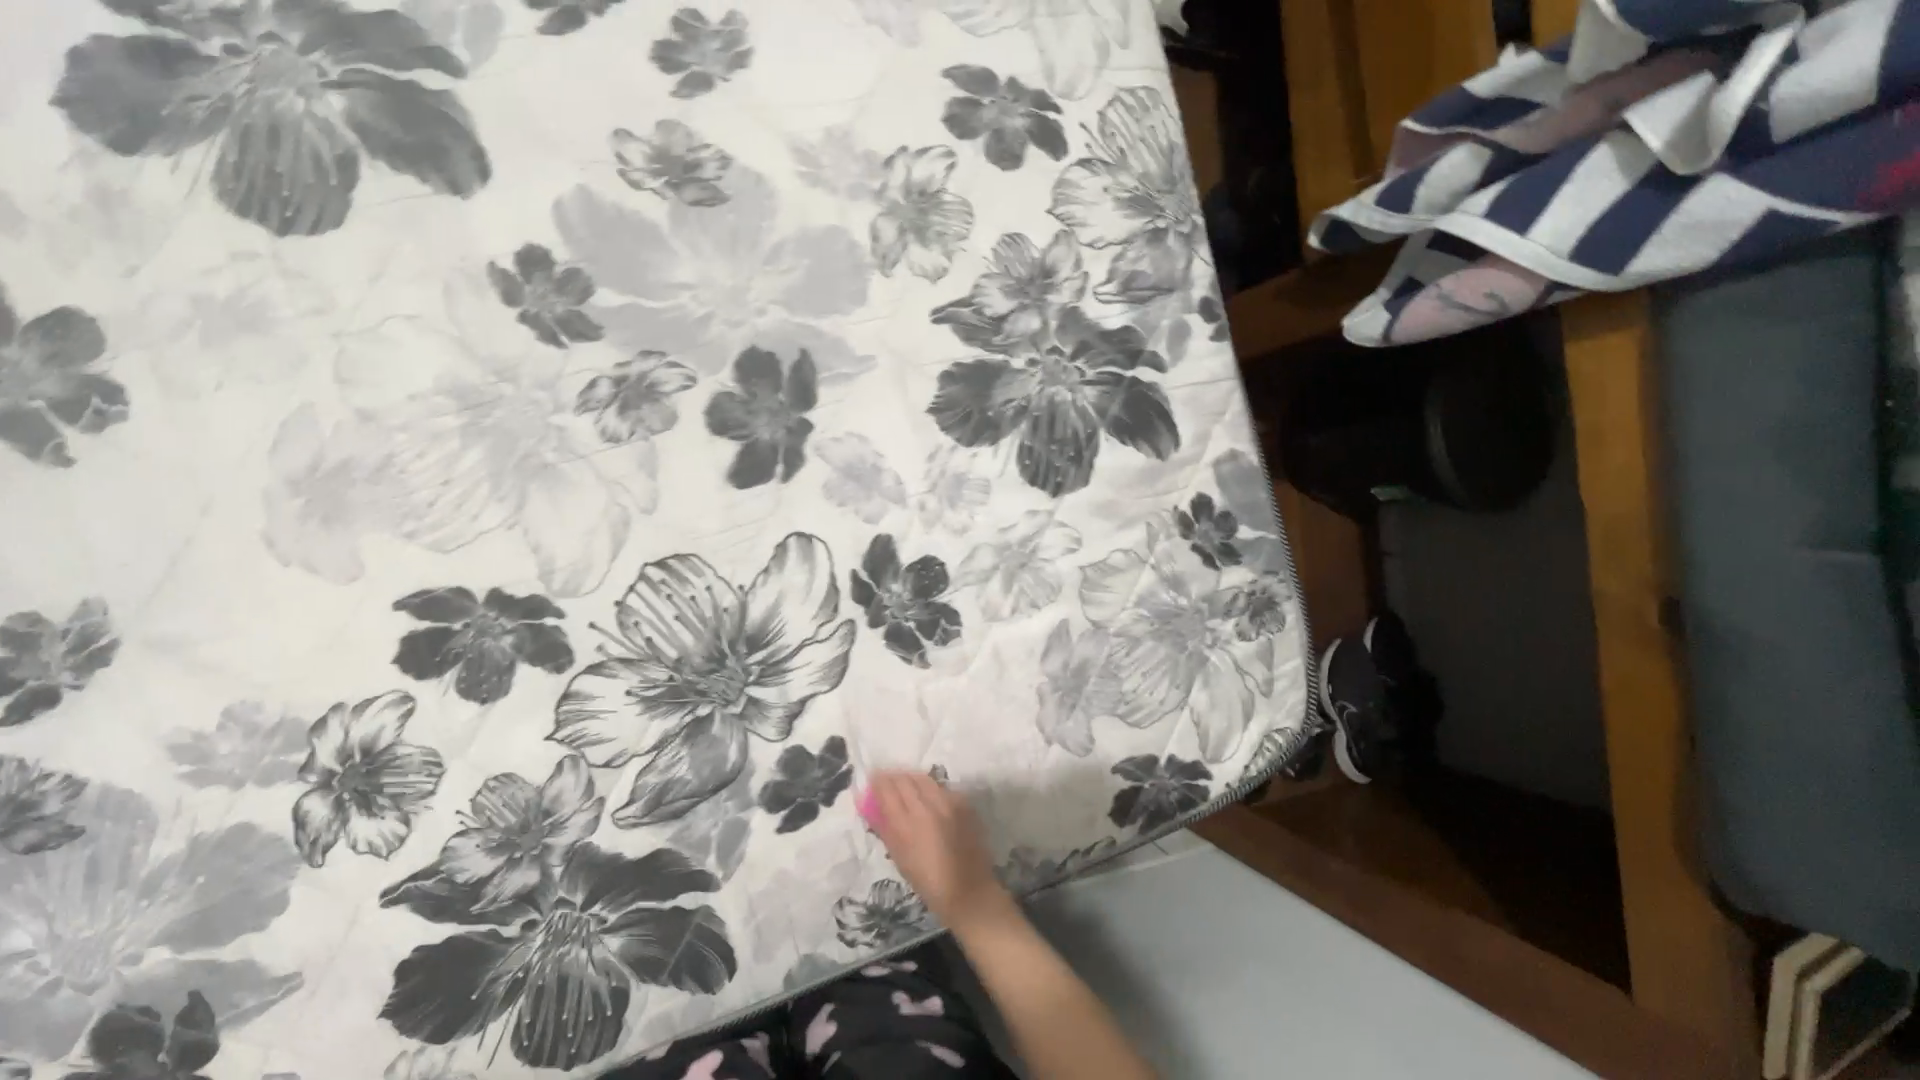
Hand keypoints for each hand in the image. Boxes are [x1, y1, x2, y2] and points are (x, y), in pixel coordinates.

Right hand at [864, 771, 1012, 933]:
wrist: (968, 890)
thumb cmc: (928, 882)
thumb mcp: (899, 858)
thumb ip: (884, 828)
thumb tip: (870, 806)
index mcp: (906, 824)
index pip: (886, 789)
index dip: (877, 781)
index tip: (872, 779)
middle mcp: (926, 807)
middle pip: (904, 779)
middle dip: (892, 776)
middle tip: (886, 779)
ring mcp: (948, 803)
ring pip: (924, 779)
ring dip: (911, 778)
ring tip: (905, 783)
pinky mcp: (964, 804)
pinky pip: (942, 788)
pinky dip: (930, 787)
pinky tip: (928, 795)